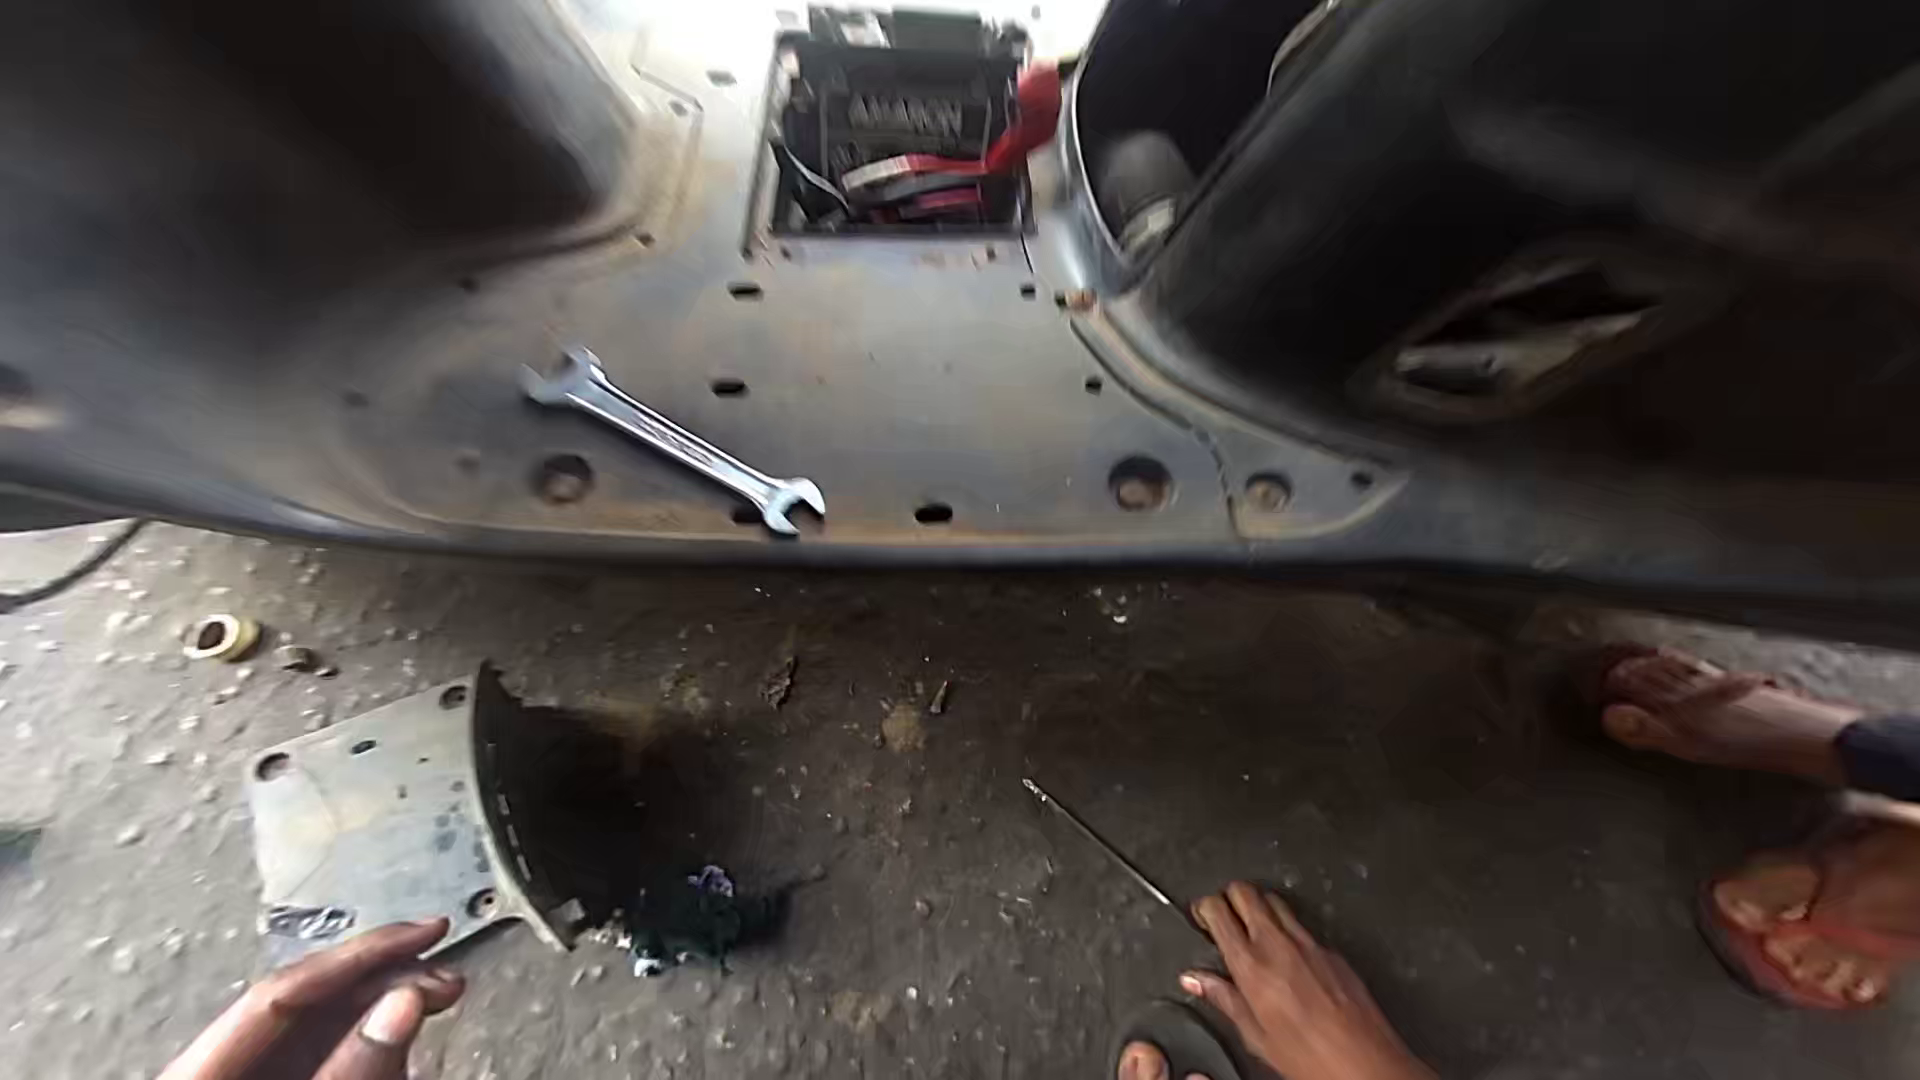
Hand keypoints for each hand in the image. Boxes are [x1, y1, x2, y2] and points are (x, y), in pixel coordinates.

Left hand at [159, 919, 465, 1079]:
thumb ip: (348, 1070)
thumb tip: (407, 998)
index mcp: (194, 1075)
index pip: (285, 987)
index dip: (365, 951)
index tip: (432, 928)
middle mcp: (217, 1065)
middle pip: (313, 1001)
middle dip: (393, 982)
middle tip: (447, 981)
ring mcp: (251, 1071)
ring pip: (328, 1022)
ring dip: (393, 1009)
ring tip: (436, 1007)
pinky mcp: (283, 1075)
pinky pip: (330, 1046)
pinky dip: (376, 1038)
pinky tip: (404, 1041)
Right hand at [1184, 882, 1434, 1079]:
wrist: (1373, 1072)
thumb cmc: (1316, 1062)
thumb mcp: (1258, 1037)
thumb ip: (1223, 998)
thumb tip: (1195, 980)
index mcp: (1251, 965)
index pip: (1215, 908)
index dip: (1203, 908)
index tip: (1202, 918)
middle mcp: (1276, 944)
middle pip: (1242, 889)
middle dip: (1228, 897)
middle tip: (1225, 918)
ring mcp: (1306, 942)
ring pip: (1272, 898)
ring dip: (1258, 907)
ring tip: (1255, 931)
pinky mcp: (1330, 949)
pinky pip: (1301, 924)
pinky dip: (1288, 930)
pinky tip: (1290, 956)